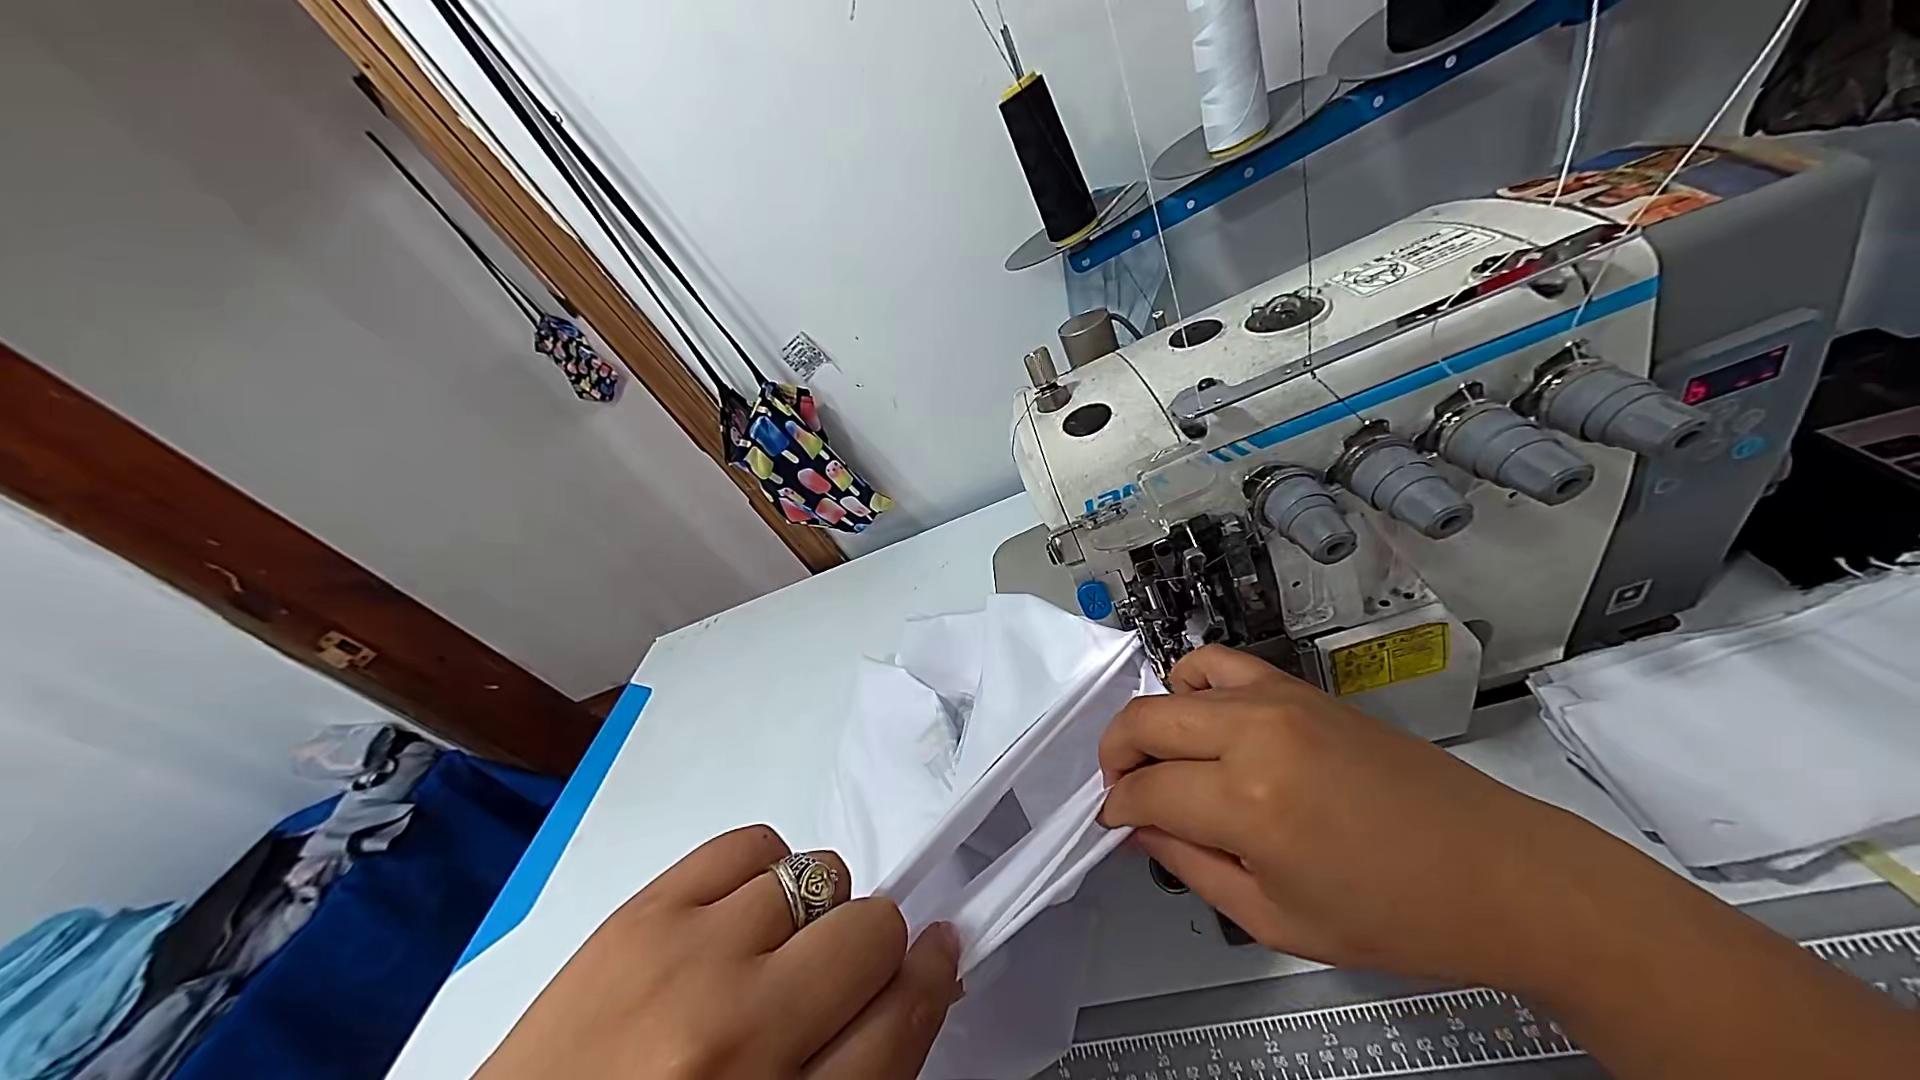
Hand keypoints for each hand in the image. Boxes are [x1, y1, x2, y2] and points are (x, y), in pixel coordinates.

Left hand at [476, 826, 960, 1079]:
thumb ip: (857, 1065)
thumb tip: (920, 977)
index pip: (900, 1020)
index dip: (928, 982)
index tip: (934, 959)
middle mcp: (735, 1037)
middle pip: (871, 931)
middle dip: (869, 951)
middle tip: (829, 981)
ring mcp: (683, 963)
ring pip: (818, 874)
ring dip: (811, 914)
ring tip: (769, 955)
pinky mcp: (637, 913)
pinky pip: (751, 842)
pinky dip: (762, 872)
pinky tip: (734, 918)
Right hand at [1097, 645, 1603, 990]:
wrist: (1501, 874)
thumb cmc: (1398, 915)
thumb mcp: (1275, 919)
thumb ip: (1188, 866)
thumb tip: (1139, 828)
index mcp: (1249, 804)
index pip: (1145, 790)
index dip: (1117, 809)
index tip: (1114, 822)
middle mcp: (1255, 735)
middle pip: (1142, 722)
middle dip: (1116, 758)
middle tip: (1124, 791)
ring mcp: (1278, 700)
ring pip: (1171, 689)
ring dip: (1150, 724)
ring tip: (1161, 760)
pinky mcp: (1299, 688)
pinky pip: (1219, 663)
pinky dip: (1191, 683)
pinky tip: (1203, 718)